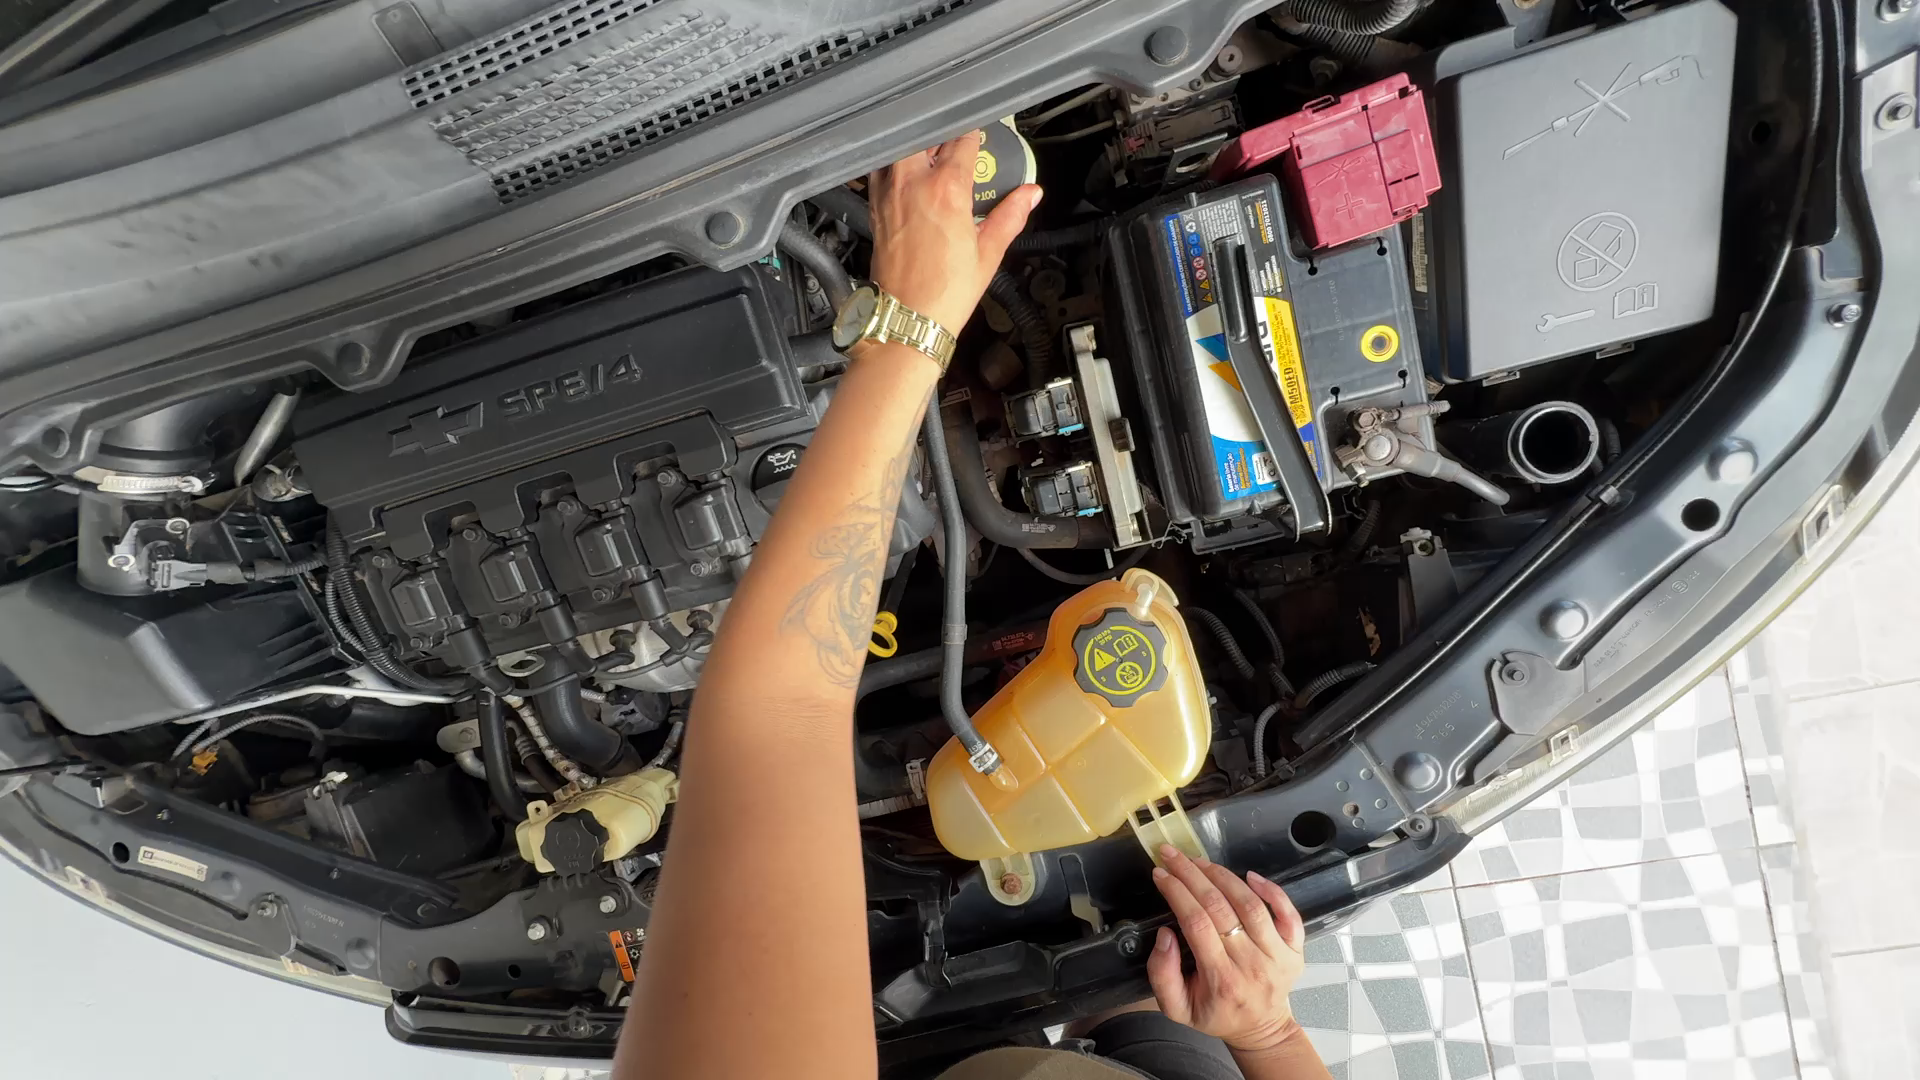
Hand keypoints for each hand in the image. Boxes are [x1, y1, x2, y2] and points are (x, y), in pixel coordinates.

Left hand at [867, 130, 1040, 334]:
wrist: (908, 318)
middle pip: (925, 136)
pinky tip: (908, 180)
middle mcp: (912, 185)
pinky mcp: (875, 210)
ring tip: (931, 161)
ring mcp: (889, 195)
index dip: (975, 135)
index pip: (963, 141)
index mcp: (946, 190)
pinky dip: (894, 167)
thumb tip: (1030, 195)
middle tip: (954, 148)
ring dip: (915, 148)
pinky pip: (881, 172)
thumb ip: (1009, 217)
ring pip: (899, 149)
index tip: (980, 137)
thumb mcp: (988, 255)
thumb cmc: (943, 295)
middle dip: (941, 136)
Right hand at [1147, 845, 1307, 1055]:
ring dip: (1221, 875)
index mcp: (1222, 980)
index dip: (1176, 892)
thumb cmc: (1215, 1014)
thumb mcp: (1176, 1008)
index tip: (1159, 873)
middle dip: (1190, 874)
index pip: (1196, 923)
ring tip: (1198, 860)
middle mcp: (1252, 965)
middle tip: (1170, 854)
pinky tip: (1249, 874)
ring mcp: (1277, 956)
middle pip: (1219, 907)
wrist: (1262, 1030)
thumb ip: (1162, 974)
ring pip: (1249, 904)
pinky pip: (1288, 914)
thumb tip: (1165, 935)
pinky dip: (1273, 891)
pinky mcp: (1295, 949)